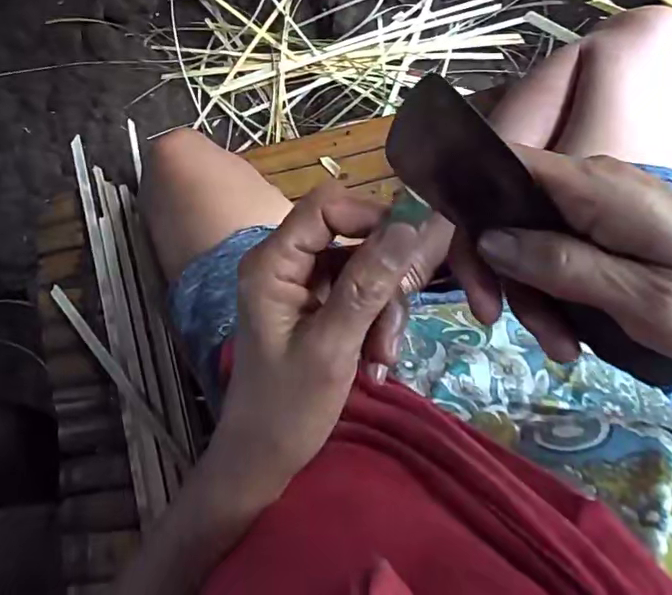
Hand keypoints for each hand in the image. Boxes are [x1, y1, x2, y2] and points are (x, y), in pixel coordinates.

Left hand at [210, 183, 421, 492]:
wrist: (262, 465)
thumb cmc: (287, 410)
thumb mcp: (333, 347)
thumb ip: (368, 285)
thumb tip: (407, 228)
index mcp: (273, 262)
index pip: (326, 207)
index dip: (370, 216)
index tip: (409, 246)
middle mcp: (287, 262)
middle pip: (353, 237)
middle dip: (384, 280)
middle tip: (395, 323)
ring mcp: (304, 284)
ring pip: (365, 267)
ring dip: (384, 309)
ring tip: (382, 357)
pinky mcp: (320, 304)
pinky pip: (363, 293)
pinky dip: (377, 323)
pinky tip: (376, 362)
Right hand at [471, 147, 671, 385]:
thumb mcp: (645, 301)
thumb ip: (564, 266)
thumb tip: (490, 238)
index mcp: (600, 184)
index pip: (507, 163)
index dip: (471, 202)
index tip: (463, 270)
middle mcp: (598, 182)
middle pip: (515, 207)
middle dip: (503, 267)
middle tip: (508, 326)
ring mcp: (609, 207)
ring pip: (537, 236)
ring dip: (534, 290)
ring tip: (561, 347)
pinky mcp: (620, 231)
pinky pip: (566, 250)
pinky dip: (559, 291)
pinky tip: (575, 334)